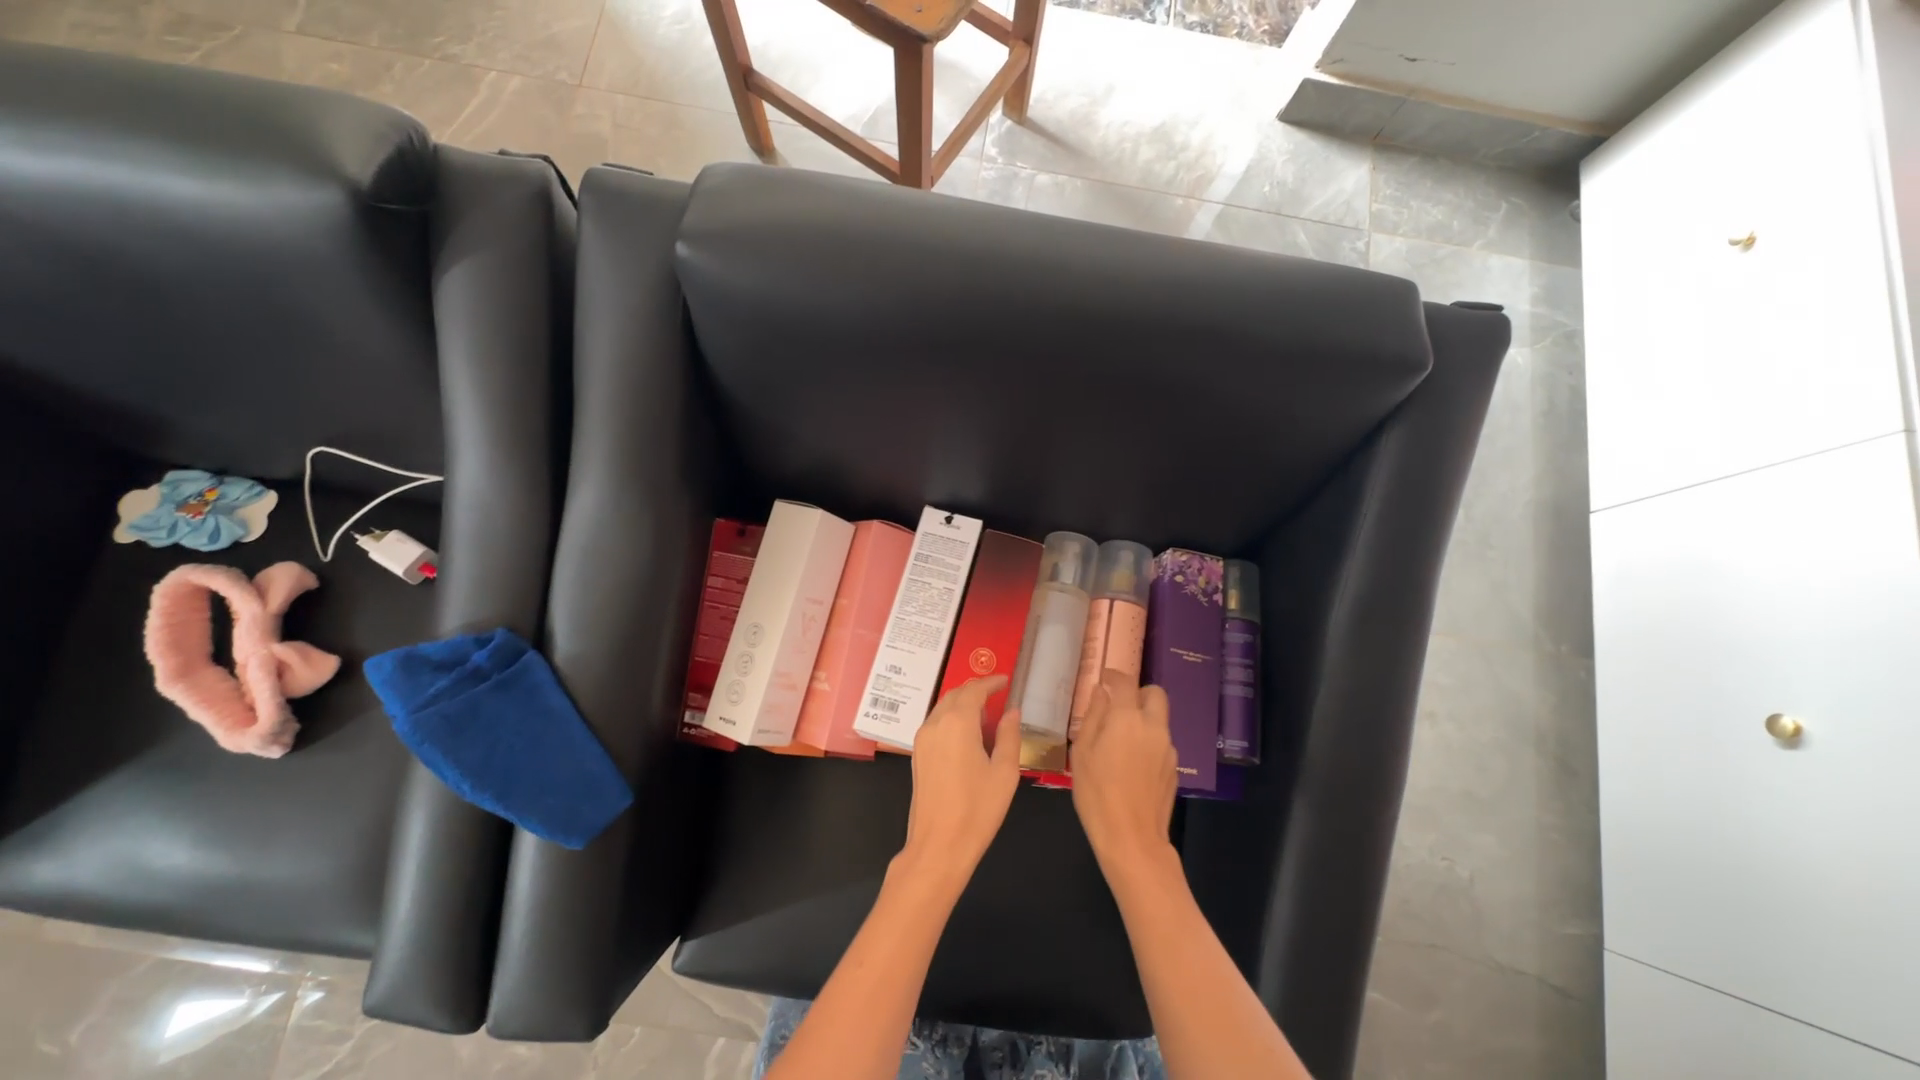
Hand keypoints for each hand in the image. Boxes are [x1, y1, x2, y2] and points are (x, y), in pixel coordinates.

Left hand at [900, 675, 1023, 883]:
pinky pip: (935, 724)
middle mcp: (935, 724)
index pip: (974, 690)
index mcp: (958, 723)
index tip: (1006, 680)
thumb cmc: (978, 809)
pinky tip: (967, 733)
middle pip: (954, 695)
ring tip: (985, 711)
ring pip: (942, 708)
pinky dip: (951, 718)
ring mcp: (922, 740)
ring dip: (962, 703)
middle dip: (975, 690)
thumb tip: (1012, 711)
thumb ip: (1010, 736)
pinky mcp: (917, 755)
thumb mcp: (1005, 772)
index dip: (991, 682)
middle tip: (997, 693)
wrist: (939, 844)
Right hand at [1070, 670, 1179, 875]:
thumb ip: (1093, 717)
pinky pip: (1161, 743)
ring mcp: (1168, 748)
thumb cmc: (1097, 793)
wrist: (1131, 837)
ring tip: (1120, 741)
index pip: (1125, 682)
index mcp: (1127, 719)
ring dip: (1143, 720)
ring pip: (1159, 720)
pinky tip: (1131, 765)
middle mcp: (1153, 727)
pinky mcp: (1174, 768)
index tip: (1104, 678)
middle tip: (1119, 706)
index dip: (1114, 675)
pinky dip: (1148, 742)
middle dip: (1138, 693)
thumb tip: (1101, 693)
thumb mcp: (1082, 752)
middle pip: (1155, 694)